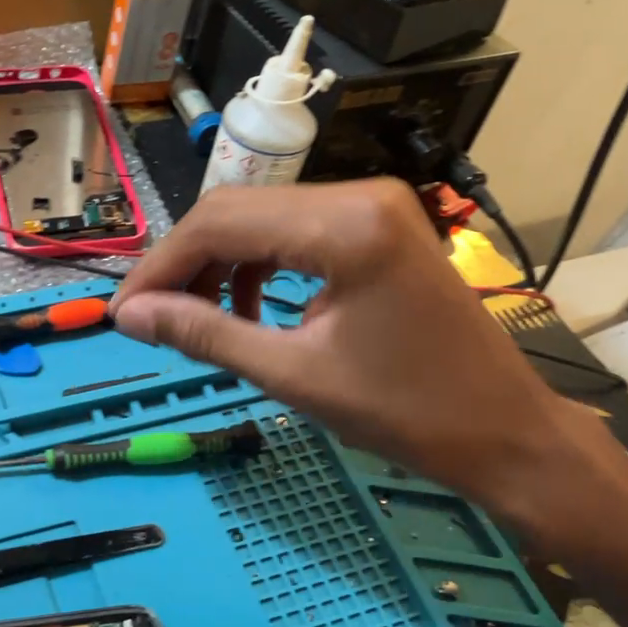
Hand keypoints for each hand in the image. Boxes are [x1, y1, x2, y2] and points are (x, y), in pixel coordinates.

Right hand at [110, 181, 616, 533]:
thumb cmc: (405, 412)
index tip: (124, 316)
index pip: (220, 223)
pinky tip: (244, 312)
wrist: (503, 431)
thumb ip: (205, 335)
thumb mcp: (293, 375)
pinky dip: (256, 268)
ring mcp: (372, 206)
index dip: (161, 268)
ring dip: (218, 266)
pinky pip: (293, 233)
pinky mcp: (377, 226)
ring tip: (196, 322)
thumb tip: (132, 316)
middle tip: (151, 321)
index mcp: (344, 226)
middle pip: (236, 211)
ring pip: (261, 219)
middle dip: (184, 265)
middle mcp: (358, 195)